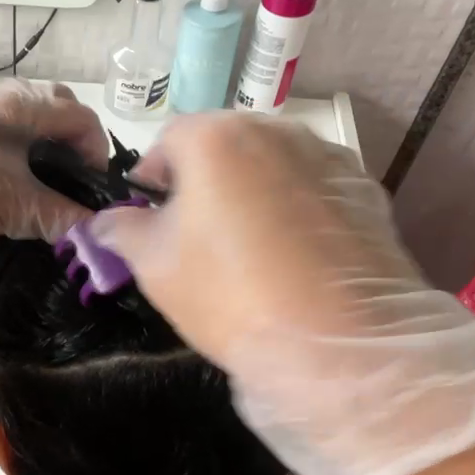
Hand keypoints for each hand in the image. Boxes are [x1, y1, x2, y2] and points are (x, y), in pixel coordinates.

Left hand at [0, 80, 106, 305]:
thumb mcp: (15, 208)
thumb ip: (60, 216)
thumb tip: (94, 230)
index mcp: (20, 106)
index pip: (79, 115)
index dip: (95, 148)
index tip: (93, 182)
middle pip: (54, 103)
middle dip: (71, 135)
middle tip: (72, 173)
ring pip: (24, 110)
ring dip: (42, 136)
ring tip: (44, 175)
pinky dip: (15, 140)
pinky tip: (9, 172)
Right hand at [91, 113, 474, 474]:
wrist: (341, 344)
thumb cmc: (230, 294)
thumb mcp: (153, 265)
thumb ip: (122, 230)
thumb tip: (106, 221)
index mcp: (215, 136)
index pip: (165, 143)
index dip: (151, 183)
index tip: (151, 223)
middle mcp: (275, 129)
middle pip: (222, 147)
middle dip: (203, 183)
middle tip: (199, 239)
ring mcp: (328, 156)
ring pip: (270, 166)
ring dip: (251, 193)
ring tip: (252, 251)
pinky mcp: (367, 190)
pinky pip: (313, 188)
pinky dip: (297, 208)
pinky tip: (295, 258)